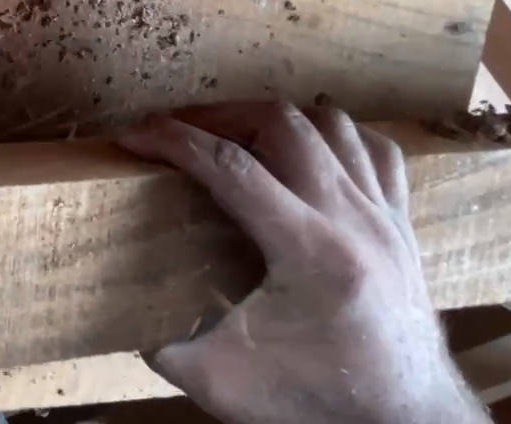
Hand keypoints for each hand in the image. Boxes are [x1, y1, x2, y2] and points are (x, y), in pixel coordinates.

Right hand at [118, 102, 487, 423]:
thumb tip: (107, 300)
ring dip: (269, 118)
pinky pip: (374, 150)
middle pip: (281, 123)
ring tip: (229, 135)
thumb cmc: (318, 405)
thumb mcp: (221, 384)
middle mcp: (355, 222)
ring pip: (330, 125)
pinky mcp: (402, 225)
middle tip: (173, 133)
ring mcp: (386, 220)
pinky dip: (330, 134)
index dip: (170, 139)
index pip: (231, 165)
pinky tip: (299, 148)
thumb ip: (159, 341)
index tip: (129, 137)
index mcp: (313, 254)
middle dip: (214, 115)